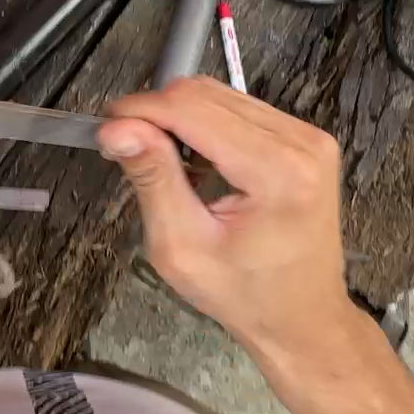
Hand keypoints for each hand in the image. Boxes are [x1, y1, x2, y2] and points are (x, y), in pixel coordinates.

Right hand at [97, 76, 353, 359]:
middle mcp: (299, 142)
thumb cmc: (242, 294)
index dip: (138, 111)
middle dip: (154, 114)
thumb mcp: (180, 246)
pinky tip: (194, 159)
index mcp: (276, 171)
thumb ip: (152, 178)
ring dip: (177, 117)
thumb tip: (116, 128)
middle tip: (129, 151)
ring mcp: (306, 136)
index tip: (107, 133)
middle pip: (201, 93)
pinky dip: (201, 122)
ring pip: (215, 93)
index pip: (190, 108)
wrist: (303, 320)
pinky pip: (234, 106)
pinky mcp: (302, 137)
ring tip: (162, 160)